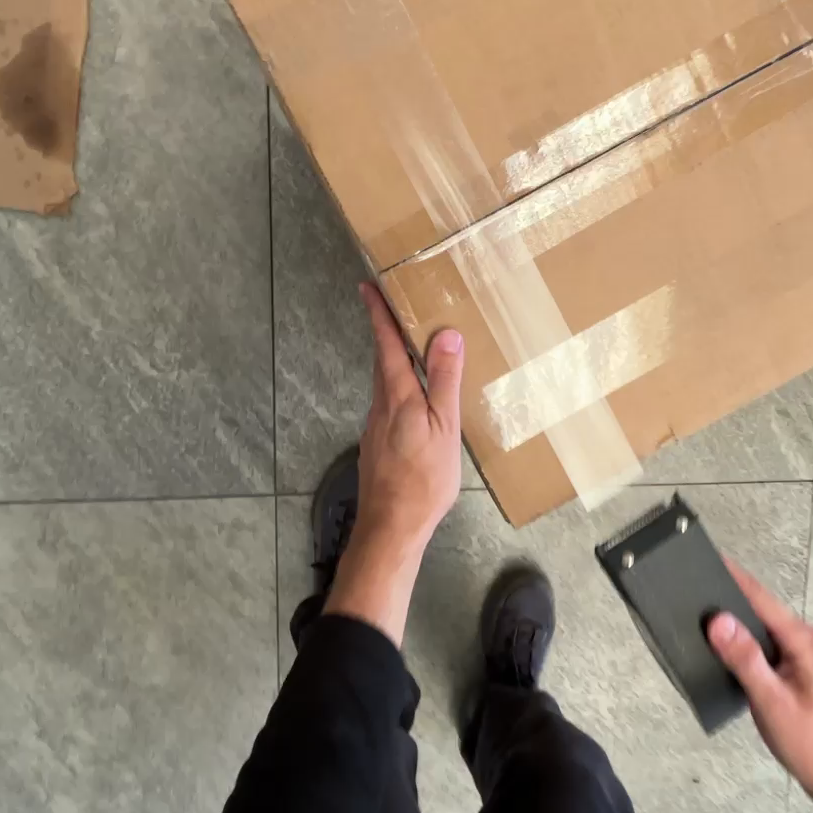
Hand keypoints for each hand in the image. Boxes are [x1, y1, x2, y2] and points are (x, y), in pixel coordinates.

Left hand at [355, 282, 464, 544]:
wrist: (392, 526)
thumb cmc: (423, 477)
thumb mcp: (444, 427)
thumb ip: (443, 381)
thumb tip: (445, 334)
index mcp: (398, 395)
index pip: (386, 344)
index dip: (378, 314)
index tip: (367, 287)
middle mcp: (381, 405)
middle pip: (382, 360)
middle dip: (385, 332)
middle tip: (392, 308)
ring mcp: (376, 427)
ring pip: (385, 384)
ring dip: (393, 360)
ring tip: (410, 348)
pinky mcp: (378, 445)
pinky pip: (389, 405)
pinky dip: (398, 388)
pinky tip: (414, 400)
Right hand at [706, 558, 812, 802]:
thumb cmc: (811, 741)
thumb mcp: (772, 701)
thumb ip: (745, 659)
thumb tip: (716, 618)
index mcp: (800, 639)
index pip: (758, 596)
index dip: (730, 575)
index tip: (700, 556)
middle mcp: (802, 639)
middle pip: (757, 606)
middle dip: (725, 594)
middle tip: (685, 587)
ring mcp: (800, 656)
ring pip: (759, 627)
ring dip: (731, 619)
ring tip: (694, 613)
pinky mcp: (794, 671)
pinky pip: (762, 644)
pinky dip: (739, 640)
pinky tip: (718, 648)